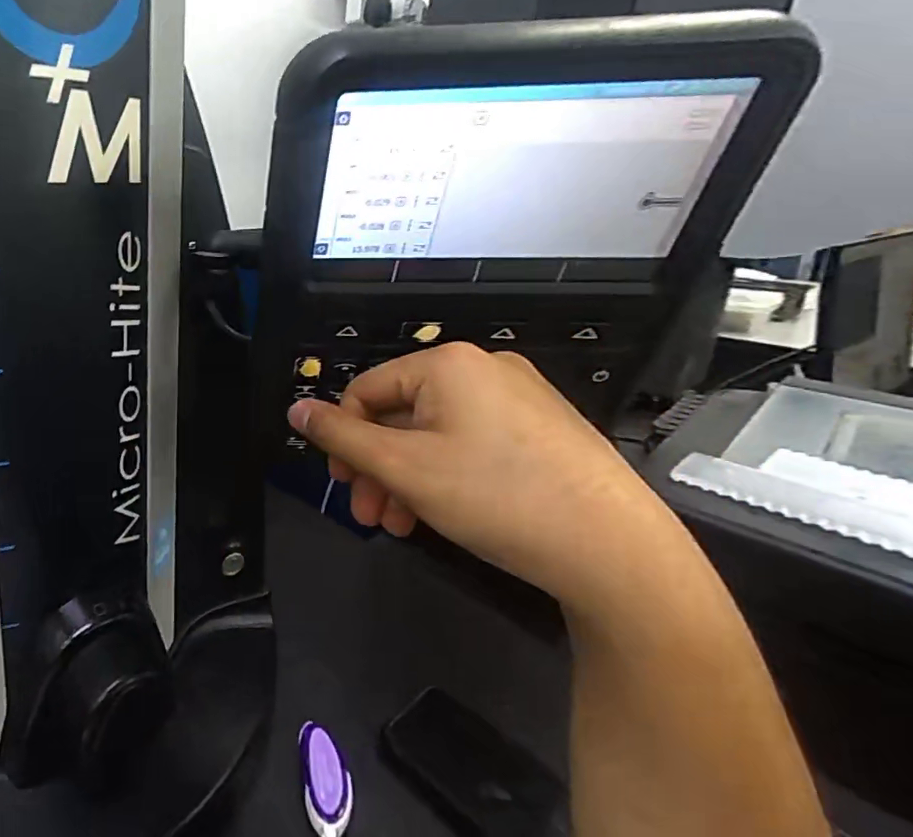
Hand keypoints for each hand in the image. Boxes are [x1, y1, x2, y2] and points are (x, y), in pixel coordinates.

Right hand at [287, 343, 688, 609]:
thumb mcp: (405, 469)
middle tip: (369, 513)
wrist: (615, 549)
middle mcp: (483, 368)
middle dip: (377, 467)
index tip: (341, 484)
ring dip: (408, 478)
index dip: (344, 438)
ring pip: (436, 434)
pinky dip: (447, 475)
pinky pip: (473, 443)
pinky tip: (442, 514)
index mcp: (447, 363)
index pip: (366, 390)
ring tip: (401, 524)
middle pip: (402, 414)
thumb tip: (297, 408)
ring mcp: (518, 397)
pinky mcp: (542, 429)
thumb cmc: (496, 496)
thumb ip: (343, 438)